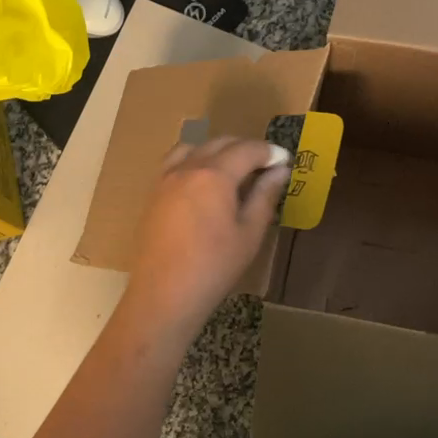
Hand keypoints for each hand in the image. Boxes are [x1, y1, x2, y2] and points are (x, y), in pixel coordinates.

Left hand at [124, 136, 287, 330]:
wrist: (164, 294)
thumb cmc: (214, 267)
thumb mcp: (249, 234)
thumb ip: (264, 197)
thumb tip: (279, 171)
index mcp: (215, 175)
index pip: (248, 149)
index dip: (270, 152)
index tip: (284, 161)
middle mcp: (187, 168)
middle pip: (220, 143)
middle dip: (245, 149)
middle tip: (264, 167)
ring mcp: (165, 179)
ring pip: (194, 148)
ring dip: (217, 151)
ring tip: (231, 172)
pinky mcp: (152, 195)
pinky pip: (174, 163)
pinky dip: (193, 161)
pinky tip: (201, 184)